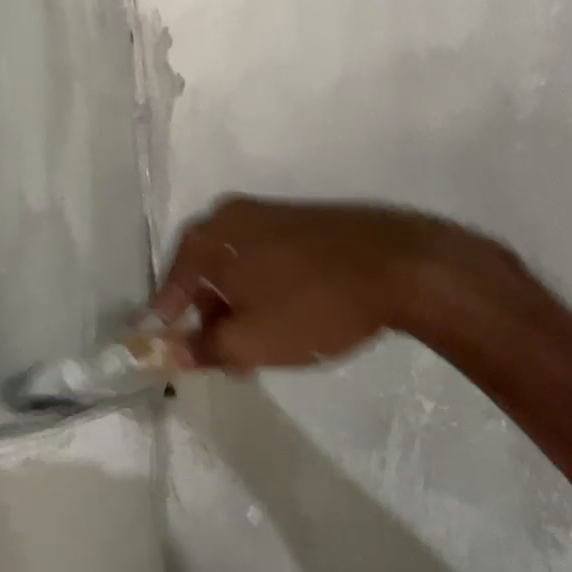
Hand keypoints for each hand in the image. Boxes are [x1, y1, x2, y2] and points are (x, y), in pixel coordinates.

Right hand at [150, 196, 467, 370]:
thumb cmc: (312, 306)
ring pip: (235, 268)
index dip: (169, 329)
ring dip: (240, 306)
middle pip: (202, 278)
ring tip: (263, 345)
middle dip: (211, 320)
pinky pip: (264, 256)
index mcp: (204, 241)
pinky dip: (265, 287)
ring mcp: (265, 213)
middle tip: (229, 359)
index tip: (177, 358)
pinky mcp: (300, 218)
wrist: (402, 267)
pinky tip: (288, 315)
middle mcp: (226, 217)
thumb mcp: (251, 343)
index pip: (169, 293)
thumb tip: (171, 354)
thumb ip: (204, 350)